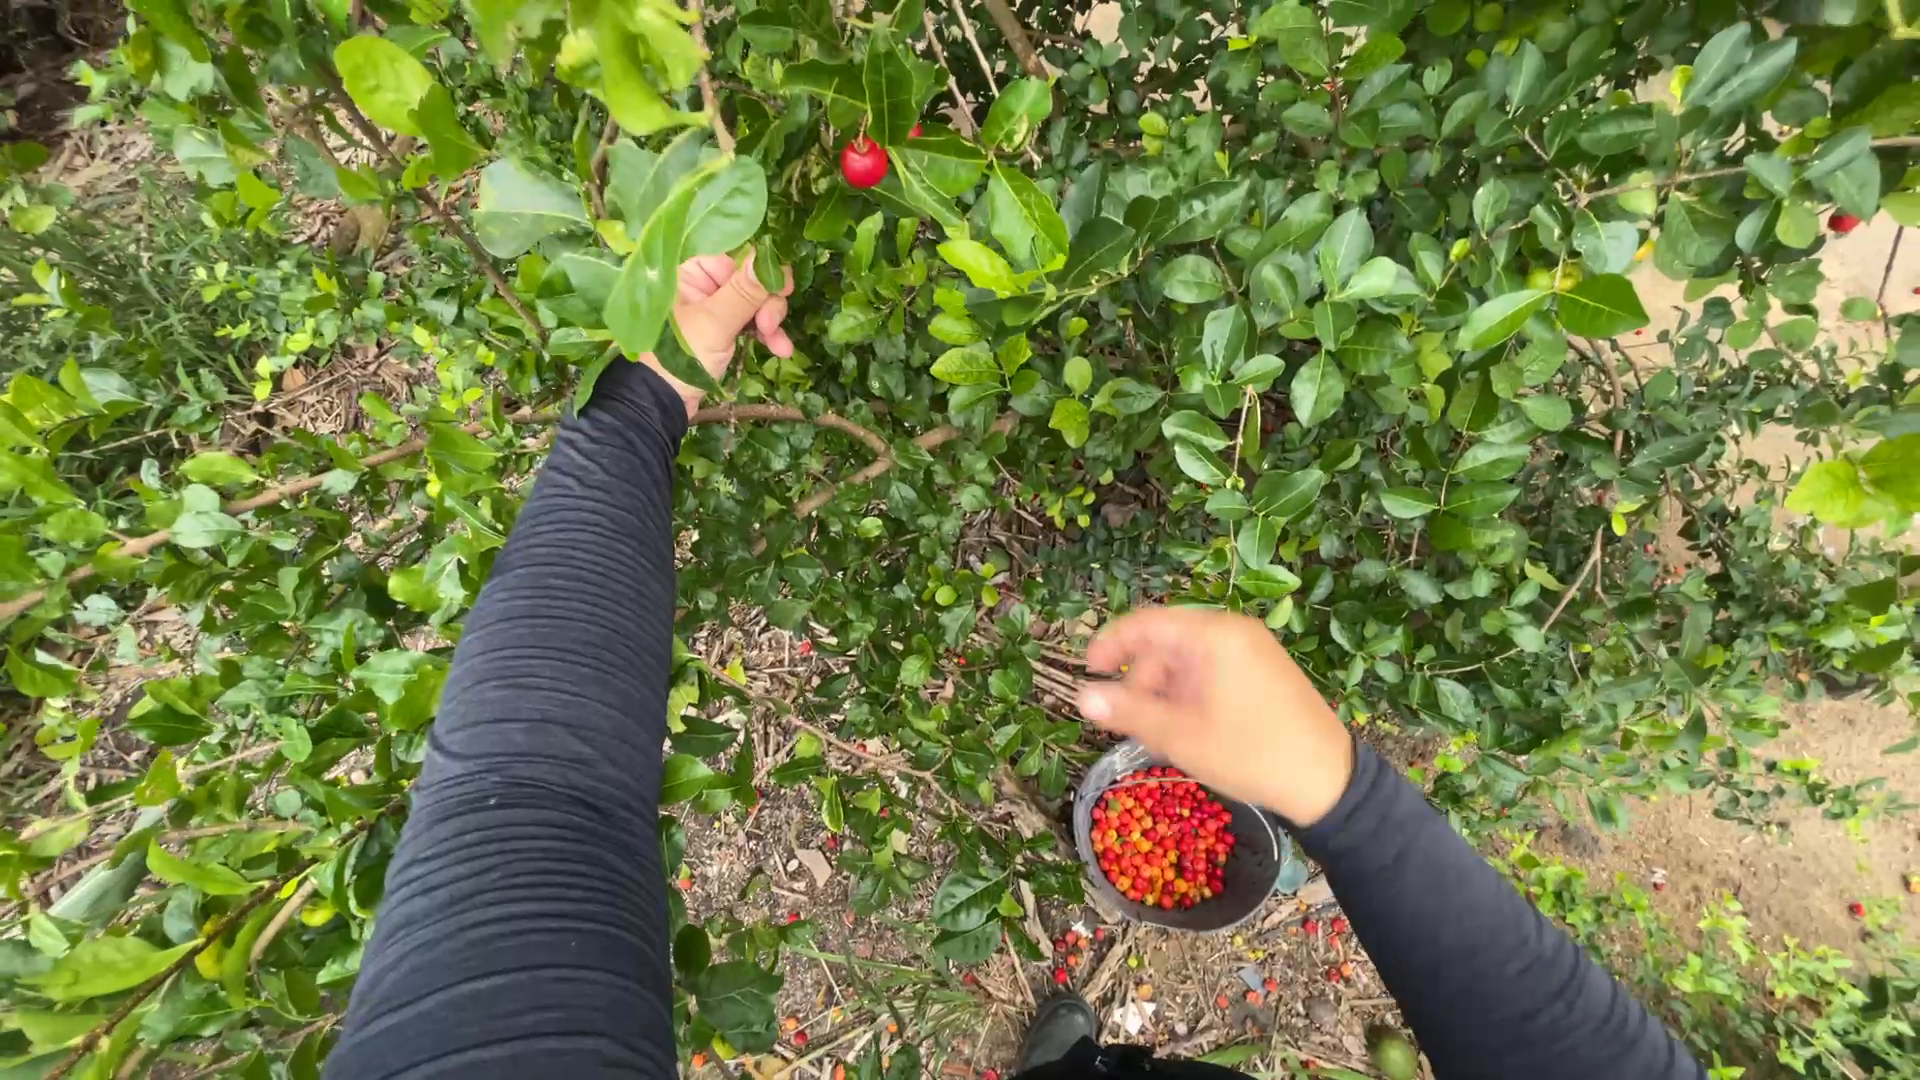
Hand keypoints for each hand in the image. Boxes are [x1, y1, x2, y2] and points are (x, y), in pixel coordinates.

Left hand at [641, 252, 794, 417]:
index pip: (736, 257)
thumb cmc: (682, 356)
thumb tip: (769, 257)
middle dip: (768, 304)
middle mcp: (703, 283)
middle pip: (751, 280)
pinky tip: (781, 350)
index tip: (783, 287)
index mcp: (690, 270)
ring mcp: (715, 307)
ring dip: (773, 322)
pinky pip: (754, 323)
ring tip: (778, 346)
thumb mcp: (716, 322)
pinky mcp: (725, 328)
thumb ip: (744, 291)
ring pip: (757, 303)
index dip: (761, 271)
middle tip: (769, 326)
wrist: (668, 399)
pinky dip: (768, 335)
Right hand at [1076, 607, 1353, 826]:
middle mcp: (1232, 631)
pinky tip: (1188, 724)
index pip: (1145, 623)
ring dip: (1165, 688)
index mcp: (1212, 635)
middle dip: (1140, 677)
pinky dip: (1190, 691)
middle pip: (1166, 642)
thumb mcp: (1180, 736)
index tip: (1088, 670)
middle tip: (1129, 717)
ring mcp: (1252, 648)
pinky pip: (1212, 668)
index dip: (1111, 643)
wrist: (1330, 783)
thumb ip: (1127, 711)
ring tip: (1161, 731)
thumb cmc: (1251, 754)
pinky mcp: (1263, 668)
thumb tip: (1081, 696)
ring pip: (1188, 658)